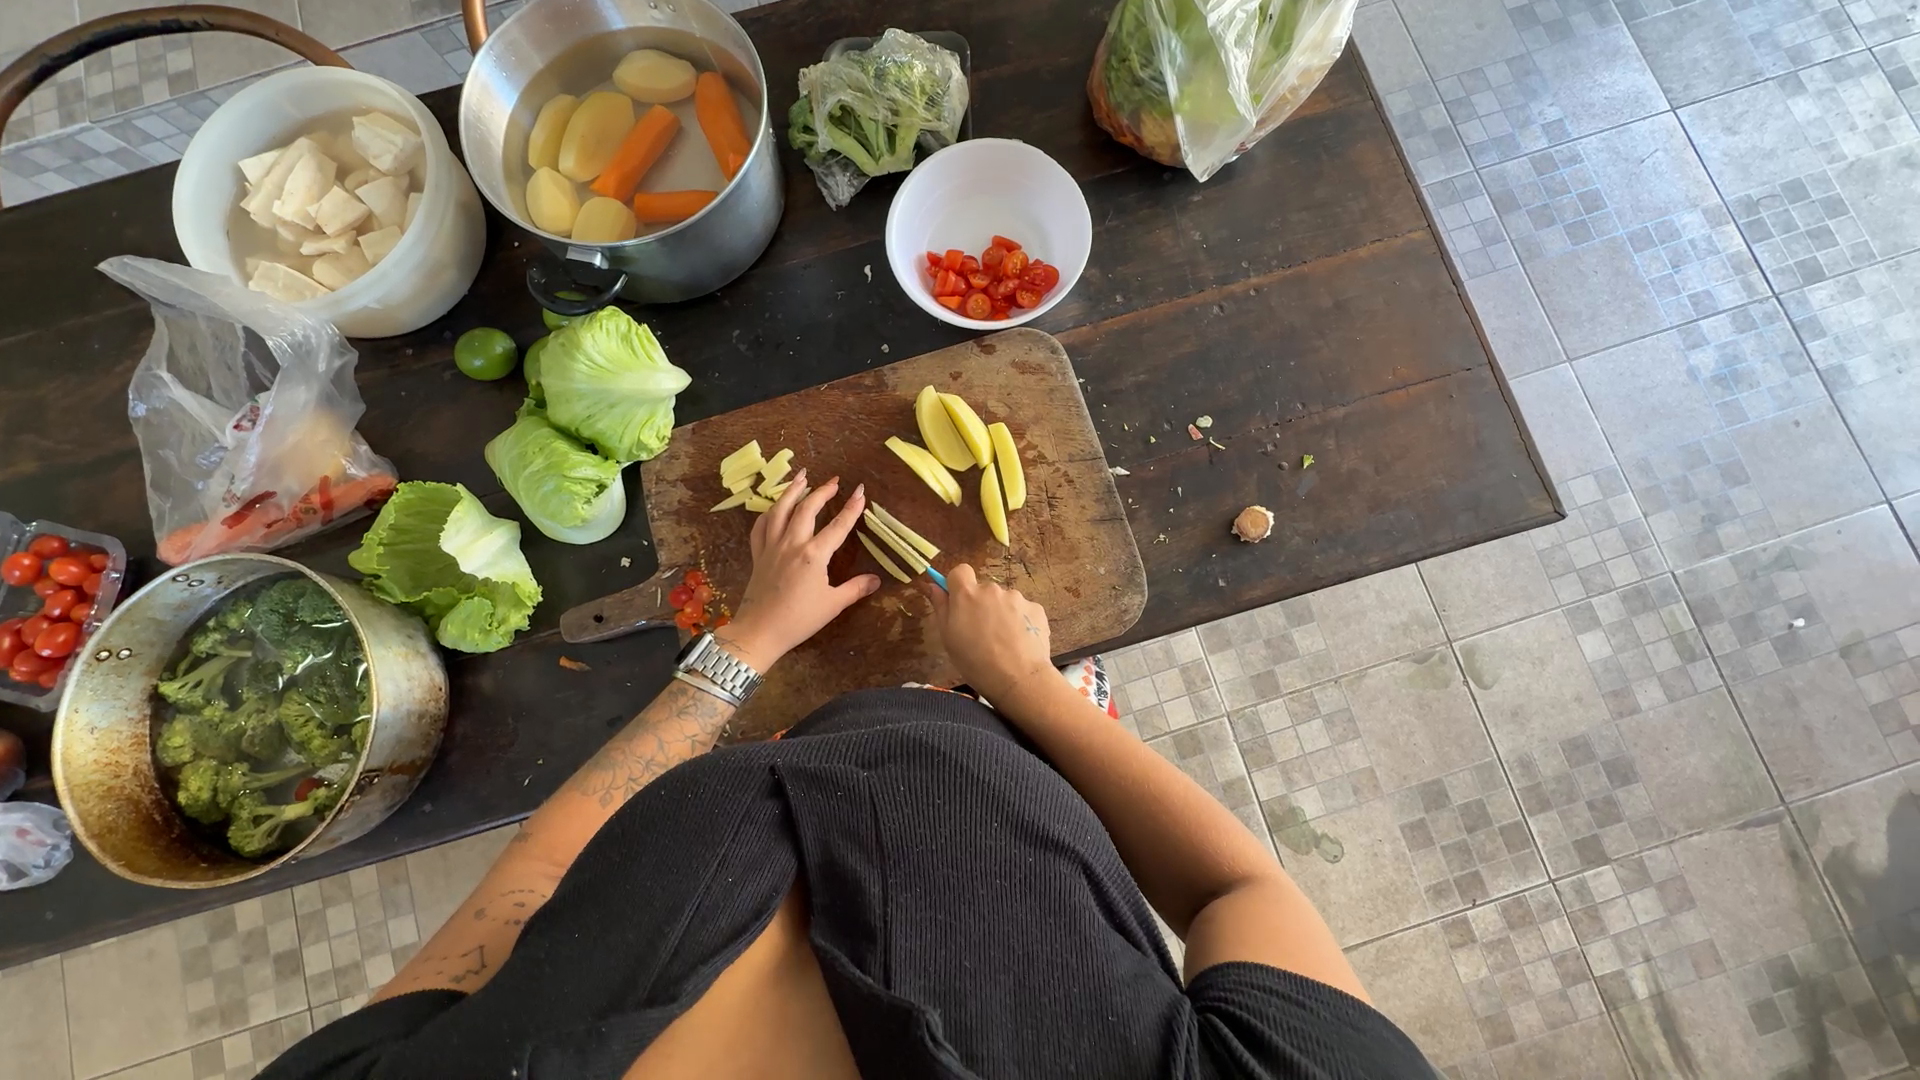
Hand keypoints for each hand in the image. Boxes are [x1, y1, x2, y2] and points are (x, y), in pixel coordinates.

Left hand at [722, 470, 879, 670]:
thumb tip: (877, 580)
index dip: (852, 508)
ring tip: (802, 476)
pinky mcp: (758, 554)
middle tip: (835, 481)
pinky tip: (775, 507)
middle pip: (807, 508)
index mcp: (813, 555)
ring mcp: (772, 547)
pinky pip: (761, 526)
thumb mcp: (833, 605)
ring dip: (792, 491)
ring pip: (780, 510)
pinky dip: (768, 513)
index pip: (838, 526)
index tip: (861, 491)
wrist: (760, 631)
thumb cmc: (799, 620)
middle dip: (822, 491)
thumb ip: (855, 589)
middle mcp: (792, 544)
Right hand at [922, 564, 1053, 703]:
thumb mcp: (948, 638)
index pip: (960, 571)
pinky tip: (1019, 643)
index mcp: (967, 594)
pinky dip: (1021, 622)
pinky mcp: (1036, 608)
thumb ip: (941, 607)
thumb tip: (933, 586)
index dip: (958, 584)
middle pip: (983, 589)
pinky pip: (1023, 611)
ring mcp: (1017, 598)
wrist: (1018, 679)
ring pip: (1004, 601)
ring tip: (1003, 642)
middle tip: (982, 633)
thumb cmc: (975, 662)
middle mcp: (992, 589)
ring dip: (1002, 614)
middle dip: (982, 605)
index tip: (959, 602)